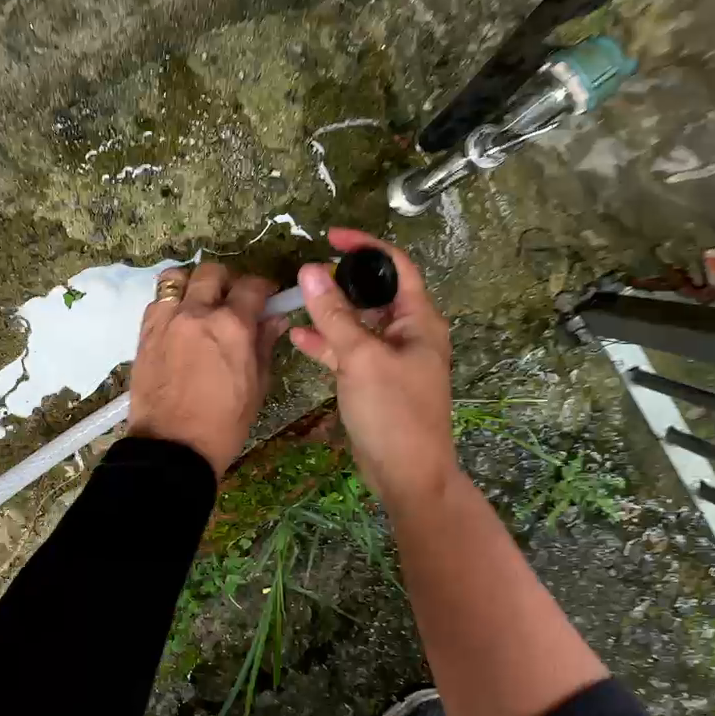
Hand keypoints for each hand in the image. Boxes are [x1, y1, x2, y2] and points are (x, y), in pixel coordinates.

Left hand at [128, 262, 286, 473]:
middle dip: (228, 281)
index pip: (251, 286)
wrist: (172, 448)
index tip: (266, 297)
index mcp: (232, 326)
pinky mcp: (145, 332)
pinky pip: (158, 300)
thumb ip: (264, 344)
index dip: (263, 288)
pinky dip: (171, 302)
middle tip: (232, 301)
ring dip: (193, 284)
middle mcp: (197, 312)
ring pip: (178, 278)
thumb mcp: (257, 385)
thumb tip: (274, 319)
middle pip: (213, 272)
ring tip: (200, 303)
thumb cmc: (224, 423)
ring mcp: (167, 320)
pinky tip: (179, 321)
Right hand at [288, 228, 457, 507]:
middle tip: (308, 273)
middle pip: (374, 293)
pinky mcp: (376, 380)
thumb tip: (309, 269)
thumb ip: (333, 314)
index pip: (396, 266)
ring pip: (358, 323)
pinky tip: (297, 337)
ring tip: (296, 300)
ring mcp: (392, 358)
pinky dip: (328, 343)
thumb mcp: (361, 358)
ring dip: (330, 312)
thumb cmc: (394, 412)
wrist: (408, 477)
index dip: (365, 246)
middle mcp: (408, 333)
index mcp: (418, 319)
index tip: (331, 238)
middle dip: (341, 281)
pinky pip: (350, 351)